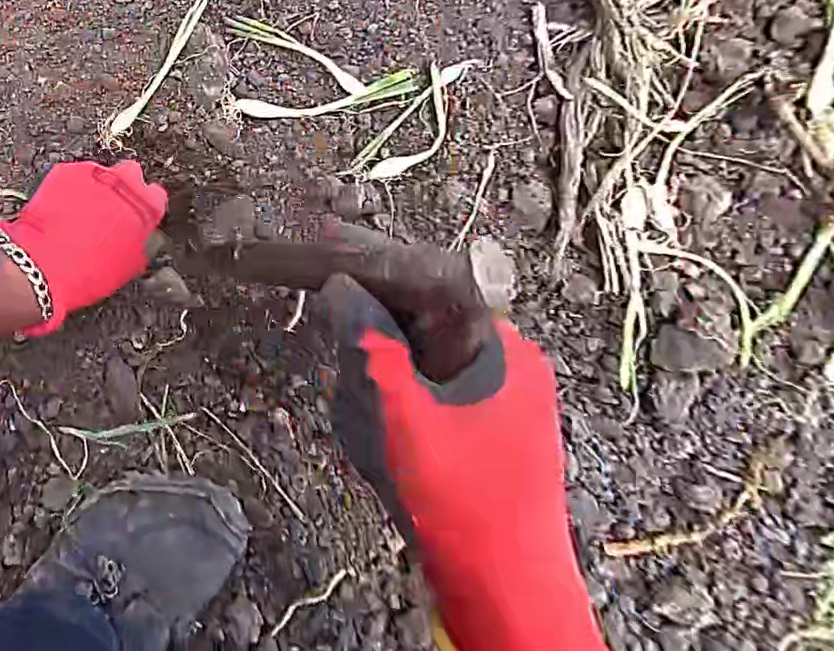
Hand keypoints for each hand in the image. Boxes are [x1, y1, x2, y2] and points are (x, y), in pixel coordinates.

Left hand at [0, 160, 166, 334]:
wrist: (43, 265)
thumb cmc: (87, 272)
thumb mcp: (130, 262)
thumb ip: (143, 239)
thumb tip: (142, 234)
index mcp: (147, 205)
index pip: (156, 196)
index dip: (144, 208)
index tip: (135, 216)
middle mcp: (125, 181)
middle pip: (131, 174)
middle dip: (122, 189)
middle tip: (109, 212)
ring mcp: (95, 172)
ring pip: (102, 173)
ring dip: (95, 188)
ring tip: (80, 214)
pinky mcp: (66, 170)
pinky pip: (74, 175)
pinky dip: (70, 187)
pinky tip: (63, 209)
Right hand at [324, 274, 606, 650]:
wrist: (504, 591)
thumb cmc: (460, 498)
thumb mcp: (403, 413)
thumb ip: (370, 344)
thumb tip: (339, 284)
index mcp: (501, 347)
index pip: (432, 280)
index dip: (376, 262)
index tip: (332, 242)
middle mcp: (506, 360)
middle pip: (428, 309)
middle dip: (375, 304)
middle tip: (327, 291)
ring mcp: (498, 392)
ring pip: (426, 342)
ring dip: (382, 340)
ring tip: (342, 334)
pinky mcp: (483, 419)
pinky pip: (430, 373)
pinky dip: (395, 370)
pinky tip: (368, 381)